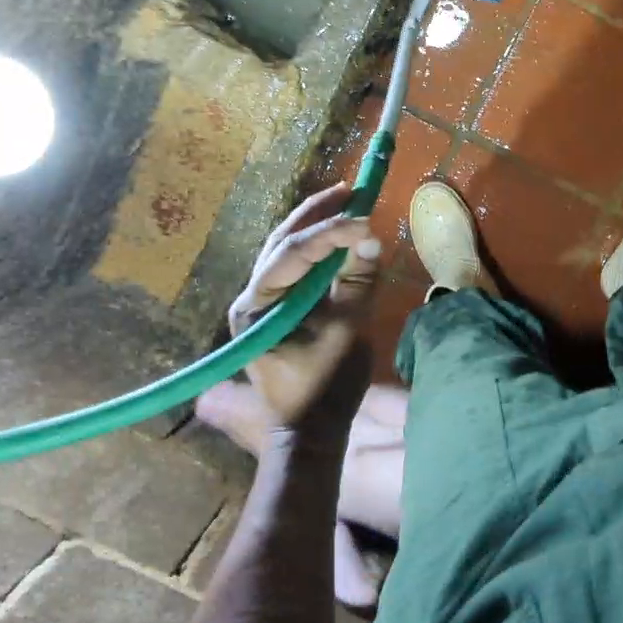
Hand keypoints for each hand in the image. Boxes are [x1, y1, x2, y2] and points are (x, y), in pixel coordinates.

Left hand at [213, 183, 380, 444]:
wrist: (310, 430)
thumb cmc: (326, 386)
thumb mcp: (348, 331)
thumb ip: (357, 282)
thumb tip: (371, 240)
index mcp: (258, 307)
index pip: (292, 254)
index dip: (329, 233)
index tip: (365, 219)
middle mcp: (251, 298)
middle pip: (282, 242)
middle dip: (317, 214)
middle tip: (351, 192)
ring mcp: (262, 302)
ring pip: (286, 250)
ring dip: (316, 225)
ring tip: (346, 202)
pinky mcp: (278, 308)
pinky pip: (295, 267)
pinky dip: (317, 248)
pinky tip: (339, 235)